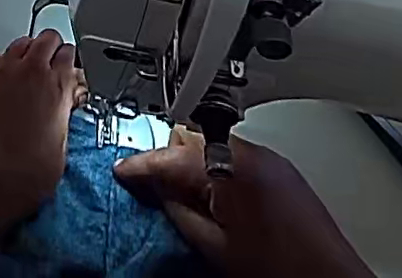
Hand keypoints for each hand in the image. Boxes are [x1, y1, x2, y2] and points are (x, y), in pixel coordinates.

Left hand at [0, 30, 77, 224]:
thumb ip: (64, 118)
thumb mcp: (59, 153)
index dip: (71, 63)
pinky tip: (4, 84)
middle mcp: (29, 72)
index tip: (70, 73)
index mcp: (55, 88)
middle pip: (47, 38)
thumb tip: (63, 109)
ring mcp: (1, 71)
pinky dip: (4, 65)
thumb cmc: (16, 178)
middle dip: (52, 50)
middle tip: (52, 66)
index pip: (69, 54)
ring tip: (28, 74)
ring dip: (28, 53)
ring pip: (21, 42)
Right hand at [115, 127, 374, 277]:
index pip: (168, 156)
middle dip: (168, 160)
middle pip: (188, 138)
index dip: (140, 165)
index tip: (121, 170)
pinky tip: (218, 196)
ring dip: (193, 162)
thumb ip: (180, 213)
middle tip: (154, 188)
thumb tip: (158, 193)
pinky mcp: (279, 166)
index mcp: (225, 164)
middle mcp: (245, 149)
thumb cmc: (279, 270)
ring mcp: (264, 155)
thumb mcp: (216, 248)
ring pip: (210, 142)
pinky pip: (233, 152)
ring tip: (188, 197)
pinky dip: (217, 166)